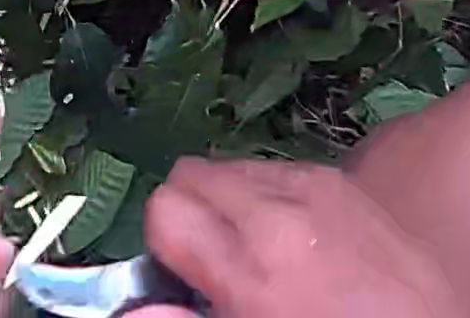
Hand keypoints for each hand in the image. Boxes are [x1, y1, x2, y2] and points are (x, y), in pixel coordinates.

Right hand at [133, 158, 463, 317]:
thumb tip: (133, 310)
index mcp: (254, 270)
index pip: (165, 208)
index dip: (165, 247)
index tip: (186, 280)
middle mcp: (275, 208)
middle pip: (187, 174)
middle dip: (189, 215)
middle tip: (217, 267)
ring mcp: (310, 182)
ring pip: (226, 166)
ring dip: (227, 204)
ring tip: (262, 255)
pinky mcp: (336, 175)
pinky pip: (270, 167)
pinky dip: (264, 196)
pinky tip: (297, 242)